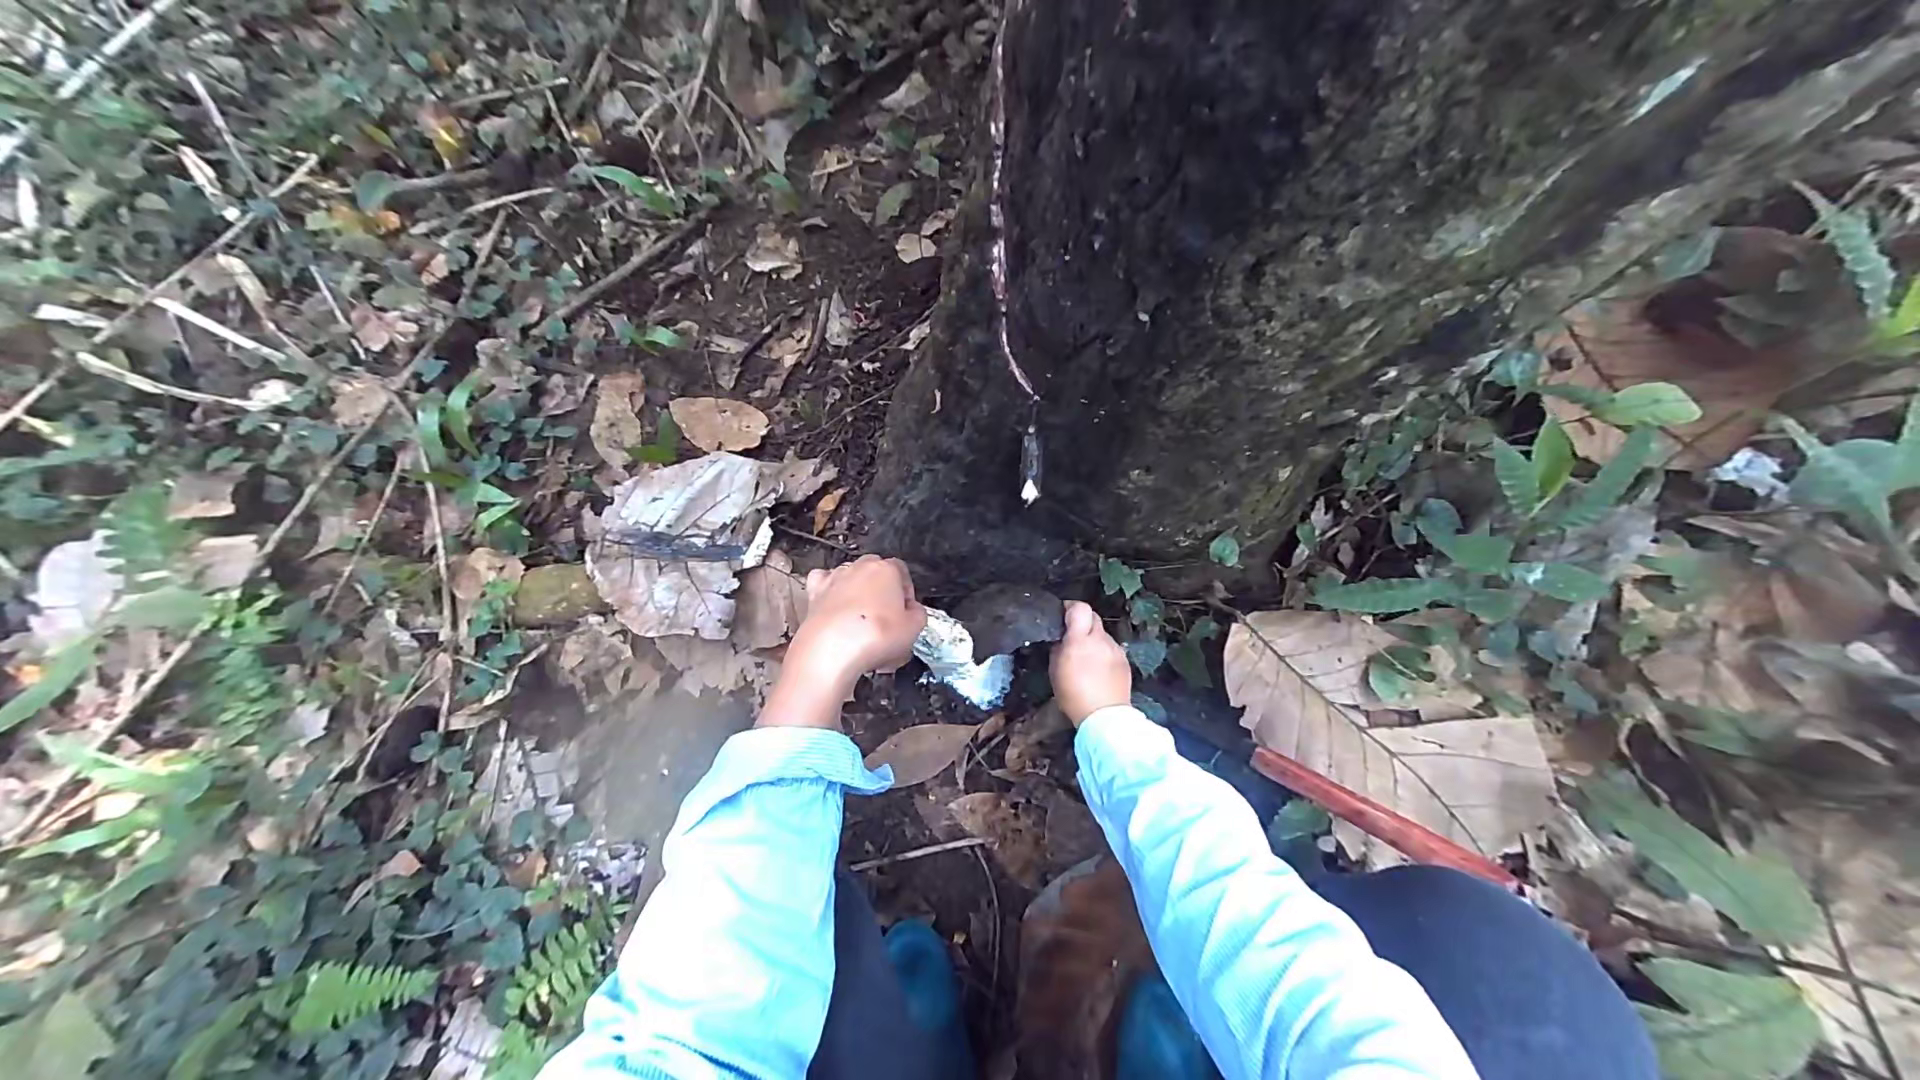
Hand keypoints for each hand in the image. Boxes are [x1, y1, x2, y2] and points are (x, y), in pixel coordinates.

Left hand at [759, 555, 925, 728]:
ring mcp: (835, 579)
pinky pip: (824, 586)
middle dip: (882, 591)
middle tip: (887, 619)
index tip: (907, 610)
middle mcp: (859, 568)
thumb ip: (918, 615)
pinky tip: (838, 612)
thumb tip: (914, 613)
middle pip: (876, 573)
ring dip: (858, 595)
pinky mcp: (815, 594)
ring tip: (863, 625)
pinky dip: (831, 596)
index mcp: (887, 570)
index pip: (902, 571)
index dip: (906, 591)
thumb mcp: (914, 629)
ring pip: (851, 579)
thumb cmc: (871, 636)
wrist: (832, 650)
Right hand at [1050, 601, 1131, 725]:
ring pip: (1103, 634)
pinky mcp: (1125, 661)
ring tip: (1086, 657)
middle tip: (1072, 635)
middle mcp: (1100, 640)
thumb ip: (1059, 648)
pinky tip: (1099, 668)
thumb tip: (1062, 639)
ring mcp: (1115, 650)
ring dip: (1093, 639)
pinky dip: (1104, 652)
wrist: (1105, 718)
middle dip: (1082, 622)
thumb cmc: (1073, 696)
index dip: (1070, 608)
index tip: (1063, 615)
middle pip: (1093, 616)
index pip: (1080, 608)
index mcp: (1080, 640)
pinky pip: (1112, 648)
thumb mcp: (1055, 671)